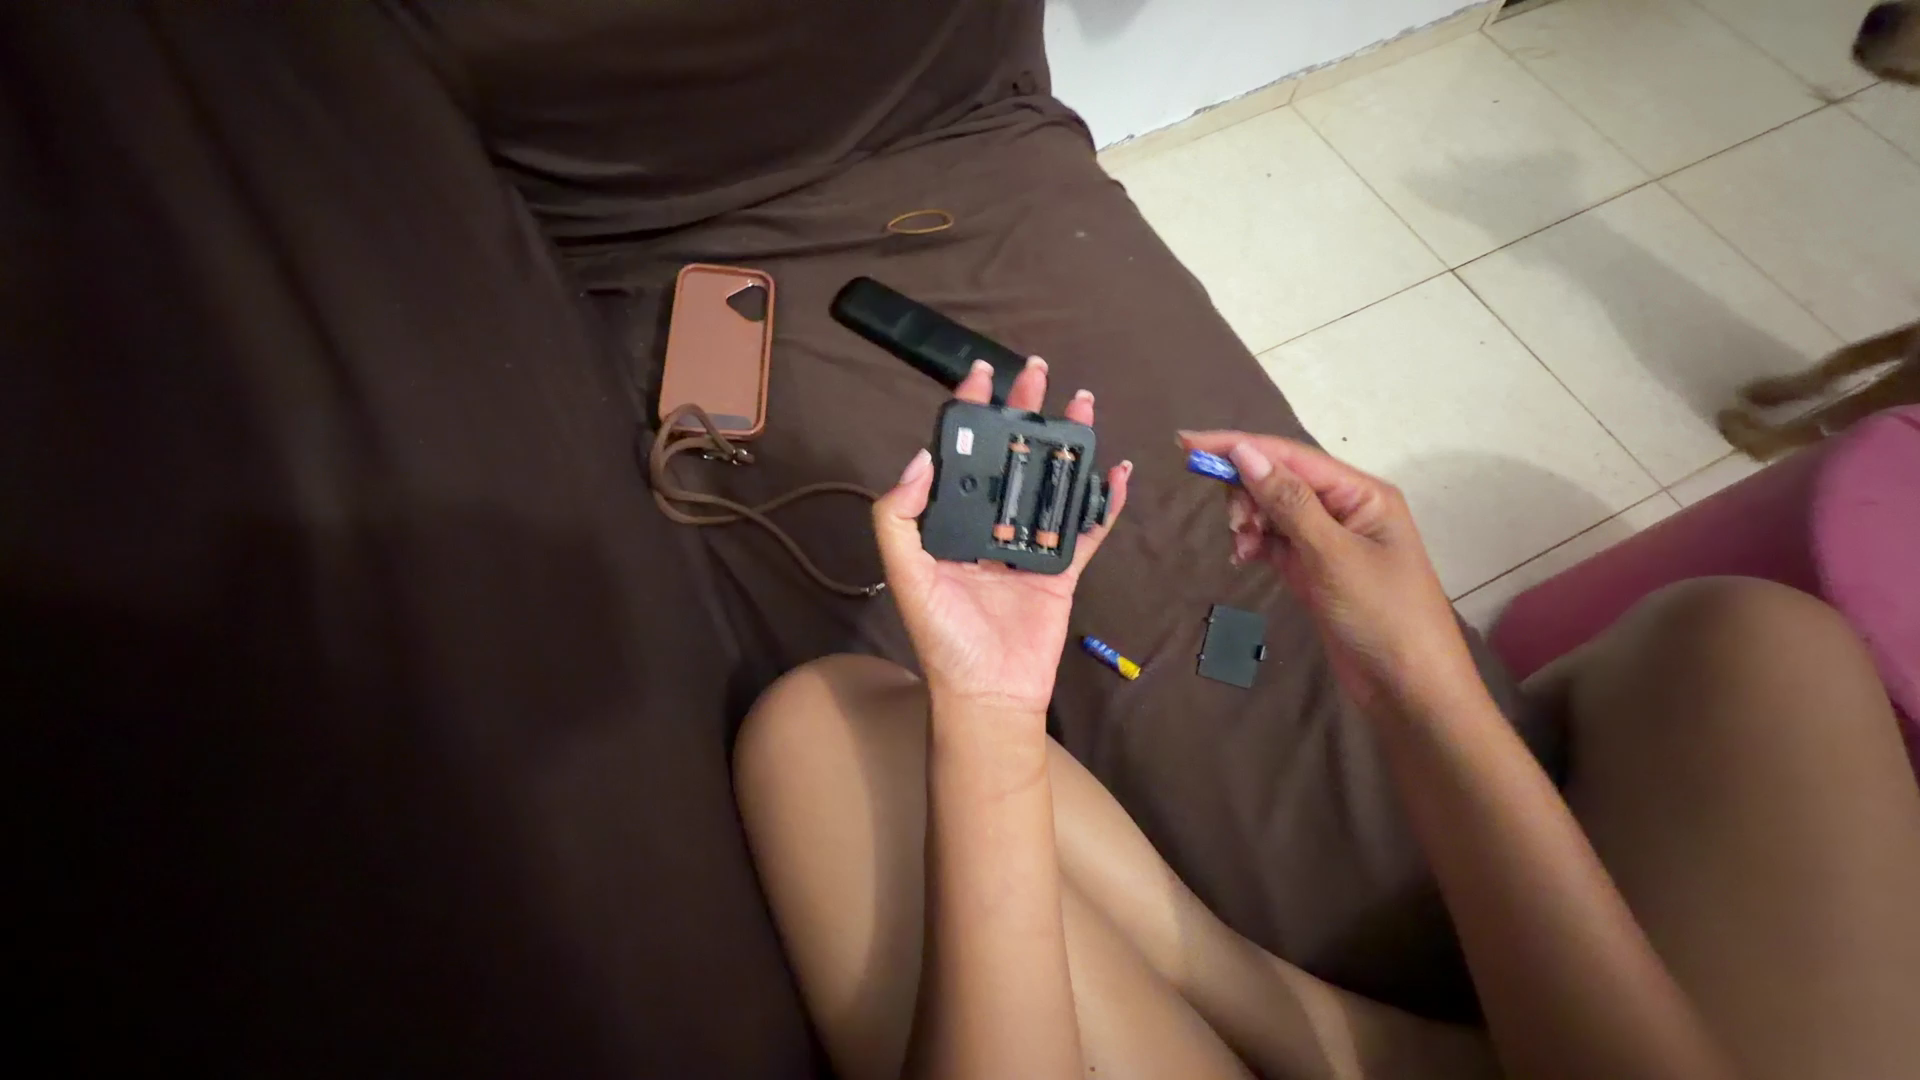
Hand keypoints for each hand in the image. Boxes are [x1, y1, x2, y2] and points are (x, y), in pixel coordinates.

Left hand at [875, 357, 1130, 717]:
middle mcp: (989, 527)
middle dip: (1024, 412)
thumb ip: (900, 517)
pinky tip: (1117, 471)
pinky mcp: (1061, 570)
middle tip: (1039, 371)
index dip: (970, 414)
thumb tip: (922, 458)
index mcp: (951, 524)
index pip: (962, 457)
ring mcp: (1028, 547)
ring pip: (1051, 484)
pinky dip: (1103, 503)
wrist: (988, 692)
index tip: (982, 374)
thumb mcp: (906, 574)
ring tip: (1081, 404)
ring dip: (1068, 444)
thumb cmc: (942, 636)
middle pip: (1011, 459)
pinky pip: (1086, 530)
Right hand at [1179, 431, 1476, 712]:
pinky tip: (1245, 558)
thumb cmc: (1381, 616)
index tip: (1186, 445)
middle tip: (1234, 527)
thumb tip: (1244, 452)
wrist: (1407, 688)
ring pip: (1271, 510)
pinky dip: (1254, 544)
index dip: (1237, 446)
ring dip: (1248, 521)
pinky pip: (1273, 540)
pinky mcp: (1312, 567)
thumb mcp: (1332, 555)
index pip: (1289, 456)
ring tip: (1242, 549)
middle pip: (1277, 478)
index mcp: (1360, 492)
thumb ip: (1288, 502)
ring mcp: (1326, 539)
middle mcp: (1343, 507)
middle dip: (1245, 493)